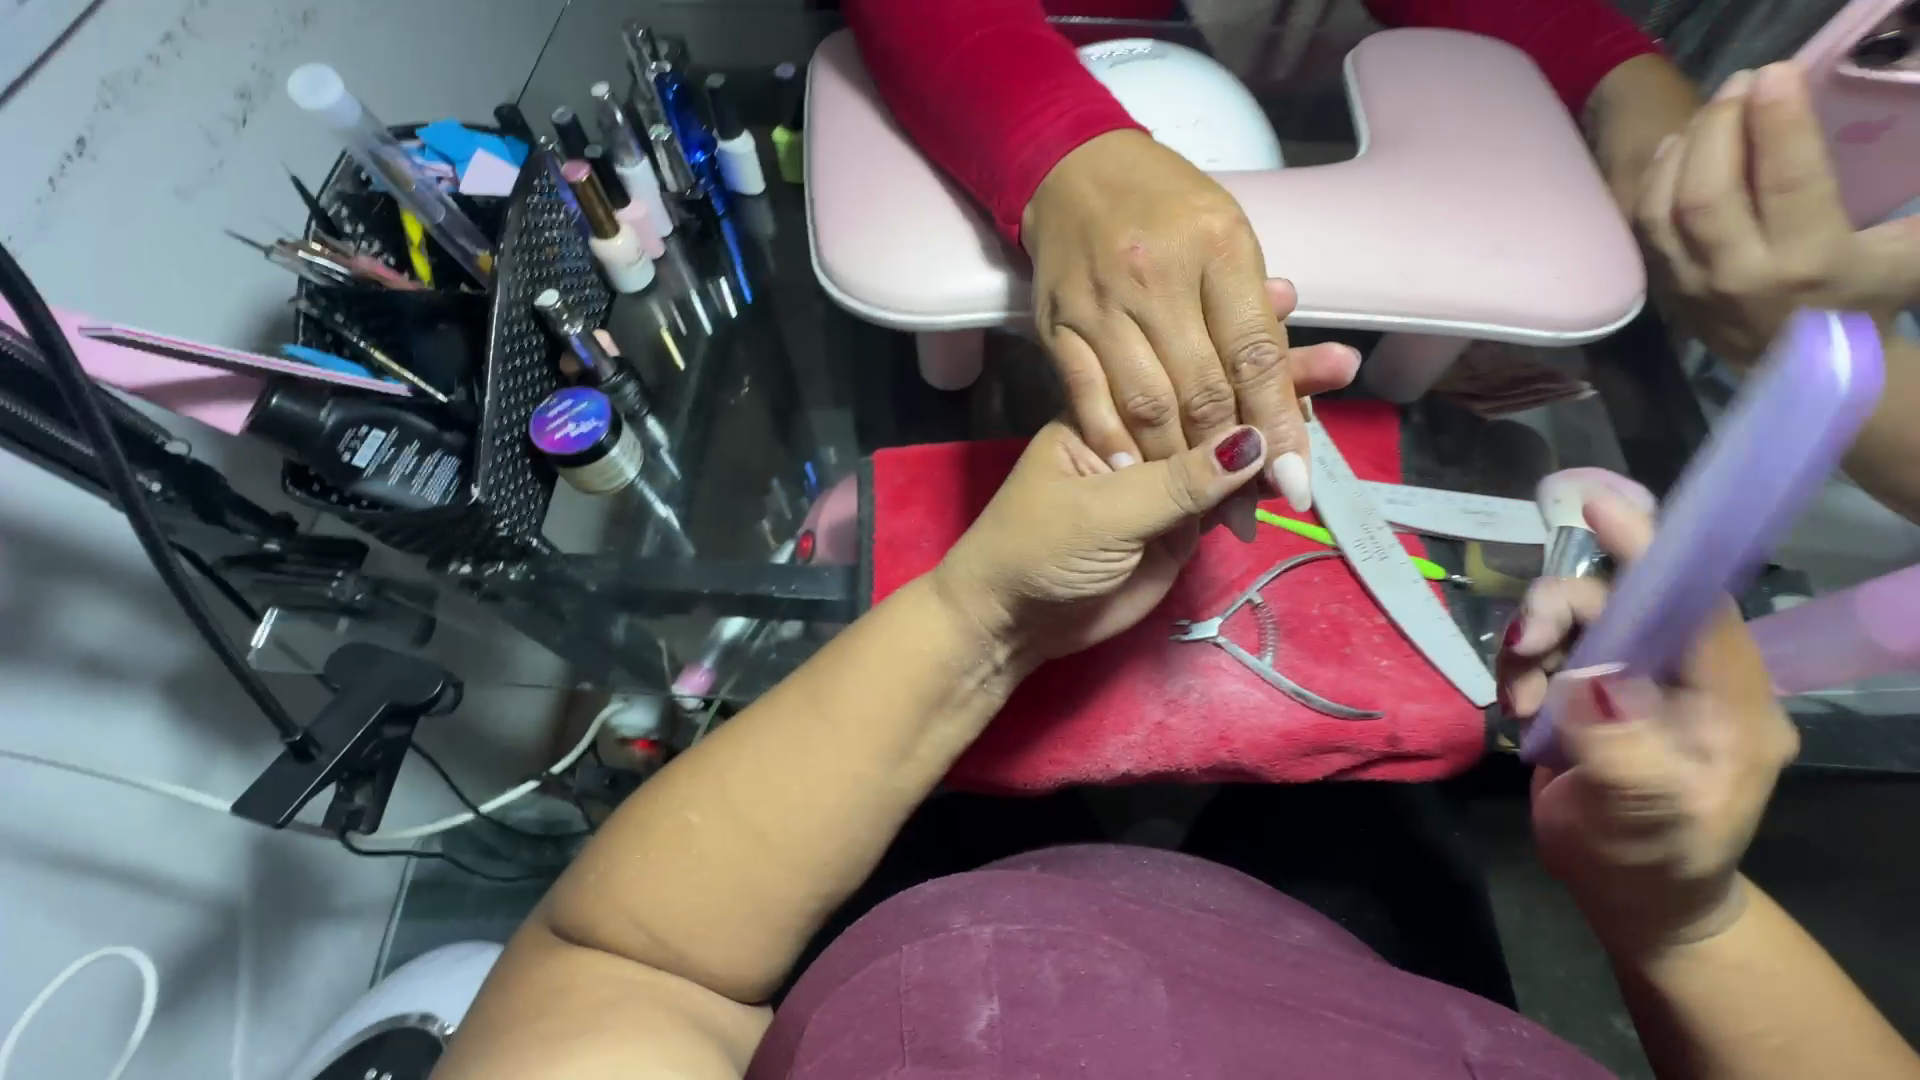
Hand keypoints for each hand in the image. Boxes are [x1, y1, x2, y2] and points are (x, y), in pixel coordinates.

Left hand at [932, 342, 1356, 664]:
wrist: (1016, 621)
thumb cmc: (1036, 551)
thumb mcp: (1102, 512)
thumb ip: (1176, 481)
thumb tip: (1253, 443)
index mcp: (1103, 410)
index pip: (1175, 369)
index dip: (1226, 344)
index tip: (1281, 309)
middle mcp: (1138, 433)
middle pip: (1211, 401)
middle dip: (1269, 380)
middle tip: (1338, 359)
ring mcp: (1162, 478)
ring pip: (1228, 448)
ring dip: (1277, 424)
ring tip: (1337, 381)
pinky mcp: (1178, 522)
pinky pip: (1228, 493)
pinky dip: (1263, 478)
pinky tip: (1302, 452)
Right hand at [1022, 130, 1354, 521]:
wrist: (1070, 172)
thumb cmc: (1164, 204)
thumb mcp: (1226, 239)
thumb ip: (1252, 314)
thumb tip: (1294, 390)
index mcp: (1217, 247)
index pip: (1256, 354)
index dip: (1280, 425)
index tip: (1295, 483)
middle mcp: (1157, 277)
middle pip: (1203, 389)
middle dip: (1230, 461)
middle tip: (1249, 514)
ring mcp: (1100, 305)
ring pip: (1146, 403)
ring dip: (1176, 465)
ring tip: (1200, 510)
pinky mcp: (1056, 327)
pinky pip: (1086, 396)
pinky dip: (1112, 441)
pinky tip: (1133, 475)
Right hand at [1497, 489, 1798, 955]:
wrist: (1629, 895)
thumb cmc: (1644, 862)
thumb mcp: (1637, 819)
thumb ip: (1623, 753)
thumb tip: (1593, 680)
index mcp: (1731, 705)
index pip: (1699, 609)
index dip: (1654, 555)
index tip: (1602, 510)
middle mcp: (1687, 680)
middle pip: (1621, 606)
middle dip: (1560, 615)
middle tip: (1521, 648)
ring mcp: (1637, 684)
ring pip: (1576, 623)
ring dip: (1532, 649)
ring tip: (1516, 704)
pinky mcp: (1594, 692)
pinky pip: (1547, 652)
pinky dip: (1520, 669)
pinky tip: (1516, 709)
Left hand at [1636, 60, 1919, 366]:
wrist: (1804, 370)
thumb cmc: (1866, 300)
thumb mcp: (1909, 251)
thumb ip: (1912, 208)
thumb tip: (1906, 130)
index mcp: (1808, 262)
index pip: (1784, 180)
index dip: (1777, 123)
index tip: (1775, 74)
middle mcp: (1737, 274)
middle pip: (1705, 194)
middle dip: (1719, 129)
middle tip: (1740, 83)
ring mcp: (1689, 286)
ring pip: (1661, 213)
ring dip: (1680, 155)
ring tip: (1707, 114)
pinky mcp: (1661, 291)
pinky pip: (1643, 234)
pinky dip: (1652, 187)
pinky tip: (1671, 153)